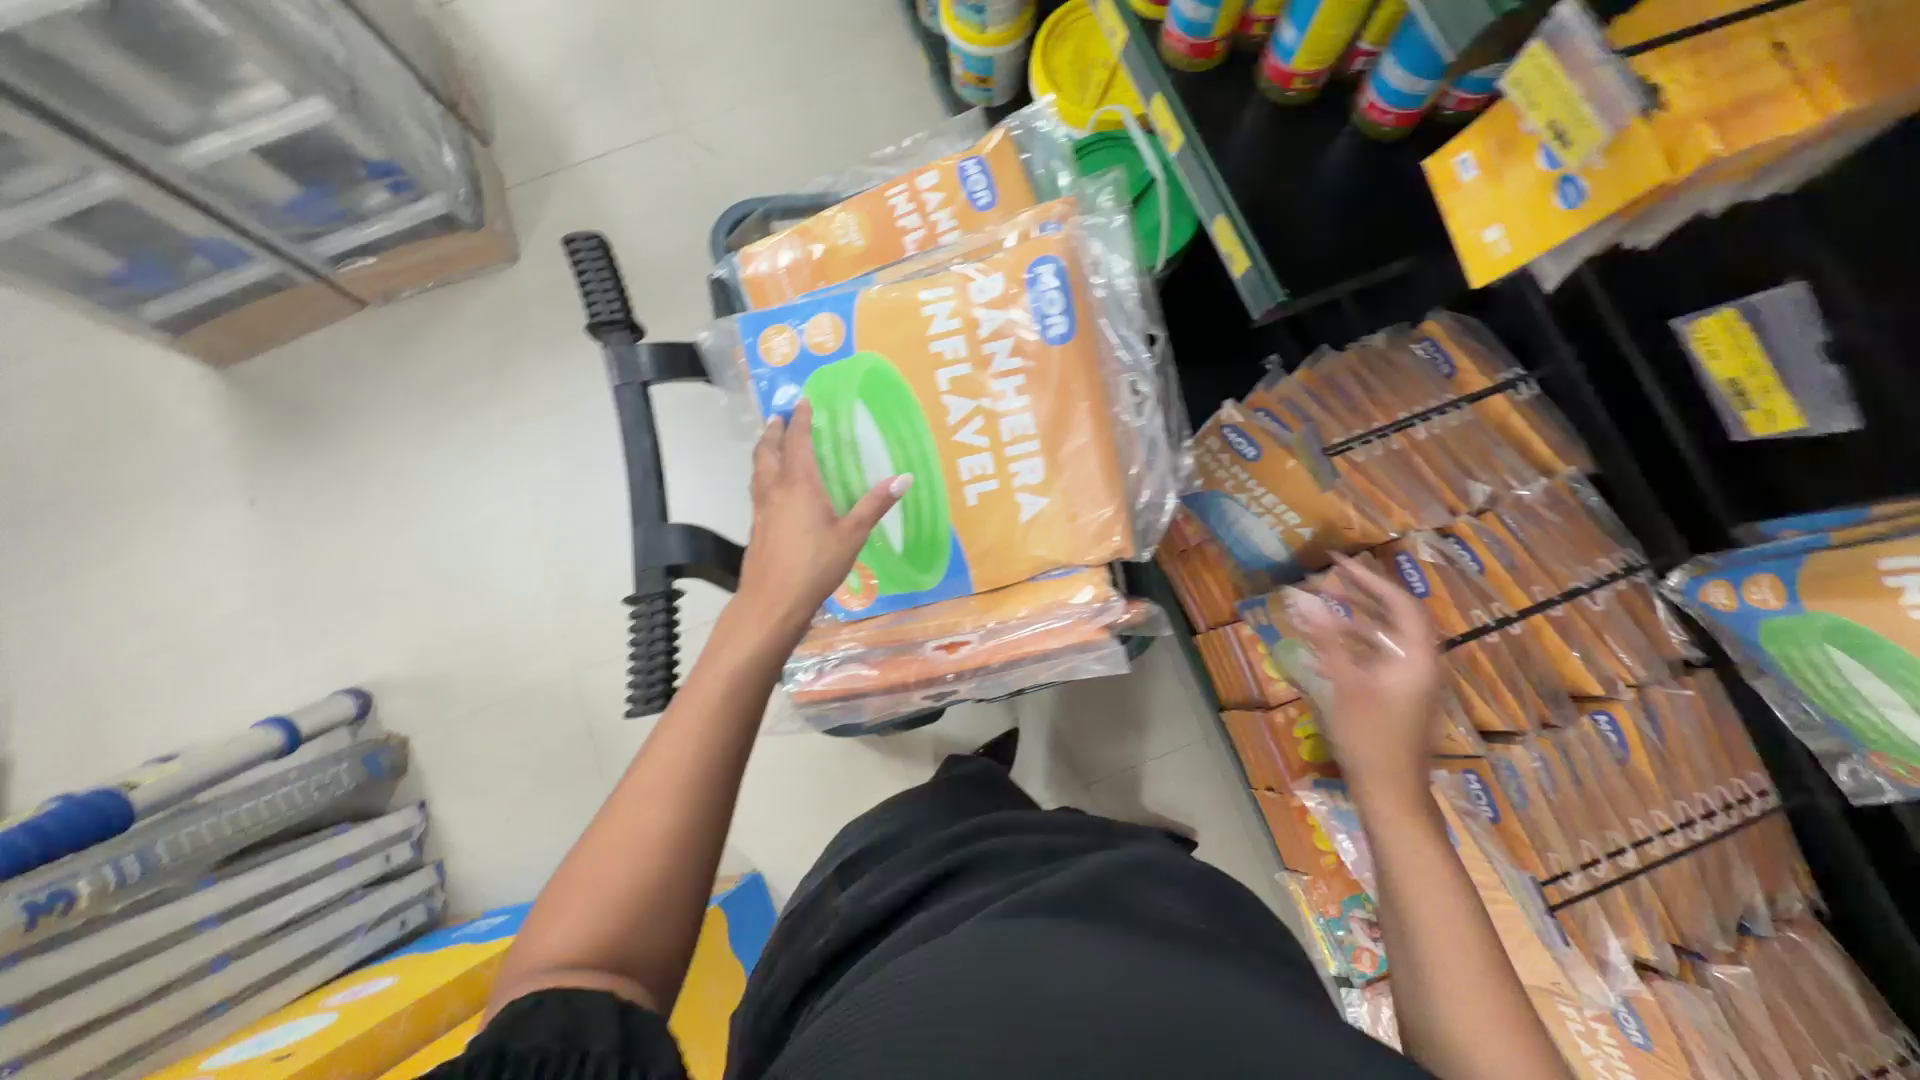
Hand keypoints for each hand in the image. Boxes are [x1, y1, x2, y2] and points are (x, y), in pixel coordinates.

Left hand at [736, 399, 909, 637]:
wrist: (773, 601)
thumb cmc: (815, 565)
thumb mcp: (852, 535)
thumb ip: (875, 504)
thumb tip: (904, 477)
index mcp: (799, 484)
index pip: (798, 442)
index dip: (801, 420)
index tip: (803, 401)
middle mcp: (775, 489)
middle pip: (768, 450)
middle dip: (774, 430)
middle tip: (781, 417)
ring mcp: (762, 508)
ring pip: (758, 469)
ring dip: (765, 450)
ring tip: (773, 444)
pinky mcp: (757, 526)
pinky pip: (758, 488)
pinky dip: (764, 474)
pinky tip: (774, 488)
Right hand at [1290, 556, 1442, 798]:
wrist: (1390, 791)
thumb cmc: (1370, 737)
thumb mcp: (1345, 685)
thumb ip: (1327, 639)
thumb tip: (1305, 599)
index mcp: (1417, 656)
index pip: (1398, 602)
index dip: (1368, 579)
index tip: (1337, 562)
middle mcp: (1421, 663)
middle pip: (1393, 617)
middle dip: (1360, 595)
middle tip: (1328, 577)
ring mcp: (1411, 682)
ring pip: (1383, 638)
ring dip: (1352, 620)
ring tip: (1320, 606)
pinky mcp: (1398, 697)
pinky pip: (1377, 658)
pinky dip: (1352, 646)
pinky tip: (1323, 647)